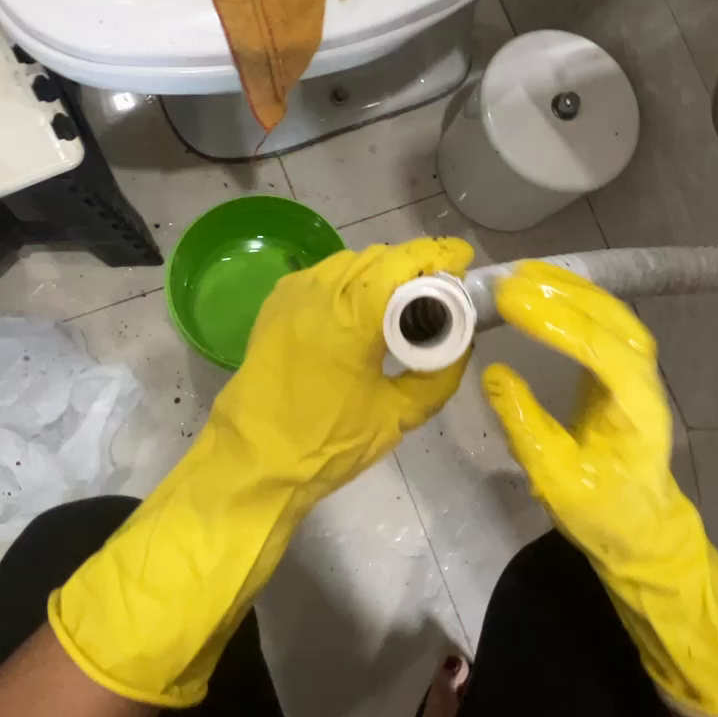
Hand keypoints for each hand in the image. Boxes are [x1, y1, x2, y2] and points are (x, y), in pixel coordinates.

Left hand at [50, 238, 474, 705]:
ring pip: (353, 261)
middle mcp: (320, 289)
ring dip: (384, 273)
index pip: (404, 260)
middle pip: (382, 257)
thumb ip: (441, 373)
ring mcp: (294, 292)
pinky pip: (326, 275)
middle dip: (416, 266)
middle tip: (441, 294)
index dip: (440, 254)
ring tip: (404, 304)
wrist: (253, 462)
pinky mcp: (277, 302)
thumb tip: (462, 340)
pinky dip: (352, 282)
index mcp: (351, 313)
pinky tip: (363, 311)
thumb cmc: (327, 442)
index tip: (464, 264)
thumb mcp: (399, 414)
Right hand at [483, 261, 717, 716]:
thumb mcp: (555, 480)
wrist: (640, 526)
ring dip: (569, 289)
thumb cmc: (601, 511)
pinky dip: (574, 299)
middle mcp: (645, 379)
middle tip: (510, 280)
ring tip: (522, 274)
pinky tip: (543, 290)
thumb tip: (494, 373)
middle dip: (562, 293)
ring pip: (611, 313)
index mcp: (637, 410)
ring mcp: (639, 370)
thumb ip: (526, 427)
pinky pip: (604, 322)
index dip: (557, 321)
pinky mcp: (623, 367)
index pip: (601, 350)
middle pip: (612, 319)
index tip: (512, 301)